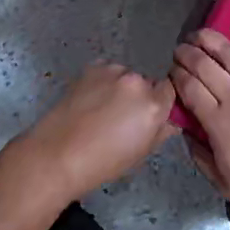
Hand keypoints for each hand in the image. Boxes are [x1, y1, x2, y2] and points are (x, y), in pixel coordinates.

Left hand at [21, 63, 177, 200]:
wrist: (59, 153)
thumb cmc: (103, 162)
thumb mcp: (142, 153)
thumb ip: (162, 131)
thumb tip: (171, 120)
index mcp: (153, 106)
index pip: (170, 91)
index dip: (162, 102)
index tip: (151, 115)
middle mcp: (137, 83)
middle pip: (147, 83)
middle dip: (140, 97)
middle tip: (123, 117)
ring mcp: (113, 72)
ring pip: (126, 76)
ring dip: (121, 88)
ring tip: (102, 109)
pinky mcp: (92, 68)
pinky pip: (106, 72)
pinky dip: (103, 82)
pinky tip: (90, 100)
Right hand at [170, 6, 229, 217]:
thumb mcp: (223, 183)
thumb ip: (200, 156)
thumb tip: (185, 132)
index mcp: (217, 122)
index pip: (188, 88)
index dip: (175, 76)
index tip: (168, 73)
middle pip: (202, 65)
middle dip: (185, 54)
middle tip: (177, 51)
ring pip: (228, 53)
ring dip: (209, 38)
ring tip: (196, 33)